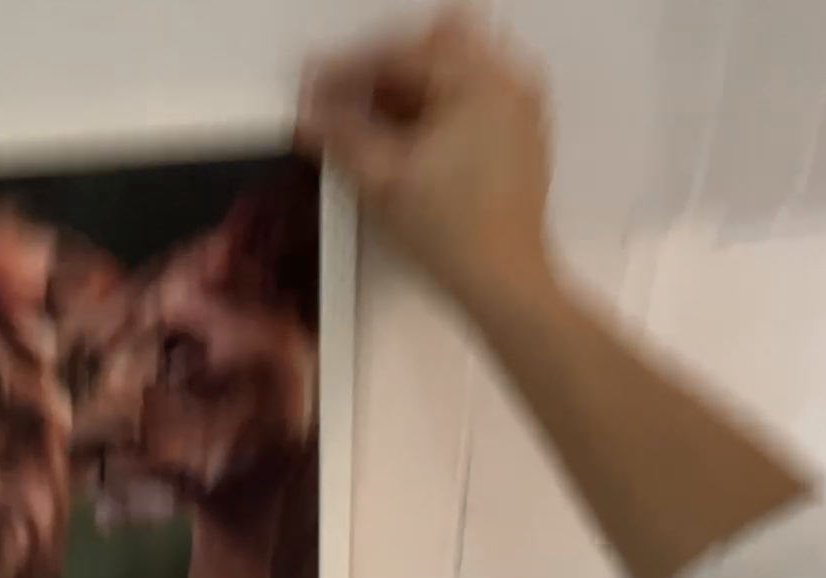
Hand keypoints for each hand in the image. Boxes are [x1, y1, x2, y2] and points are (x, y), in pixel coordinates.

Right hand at [299, 6, 556, 308]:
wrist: (500, 280)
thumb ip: (340, 139)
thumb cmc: (457, 237)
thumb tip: (310, 116)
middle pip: (430, 48)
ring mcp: (515, 110)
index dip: (346, 70)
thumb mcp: (382, 181)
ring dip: (403, 90)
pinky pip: (466, 101)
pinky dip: (429, 110)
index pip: (399, 54)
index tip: (314, 88)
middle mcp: (506, 84)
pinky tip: (400, 142)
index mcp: (479, 81)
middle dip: (379, 70)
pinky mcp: (514, 138)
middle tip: (342, 99)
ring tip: (366, 124)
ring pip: (449, 72)